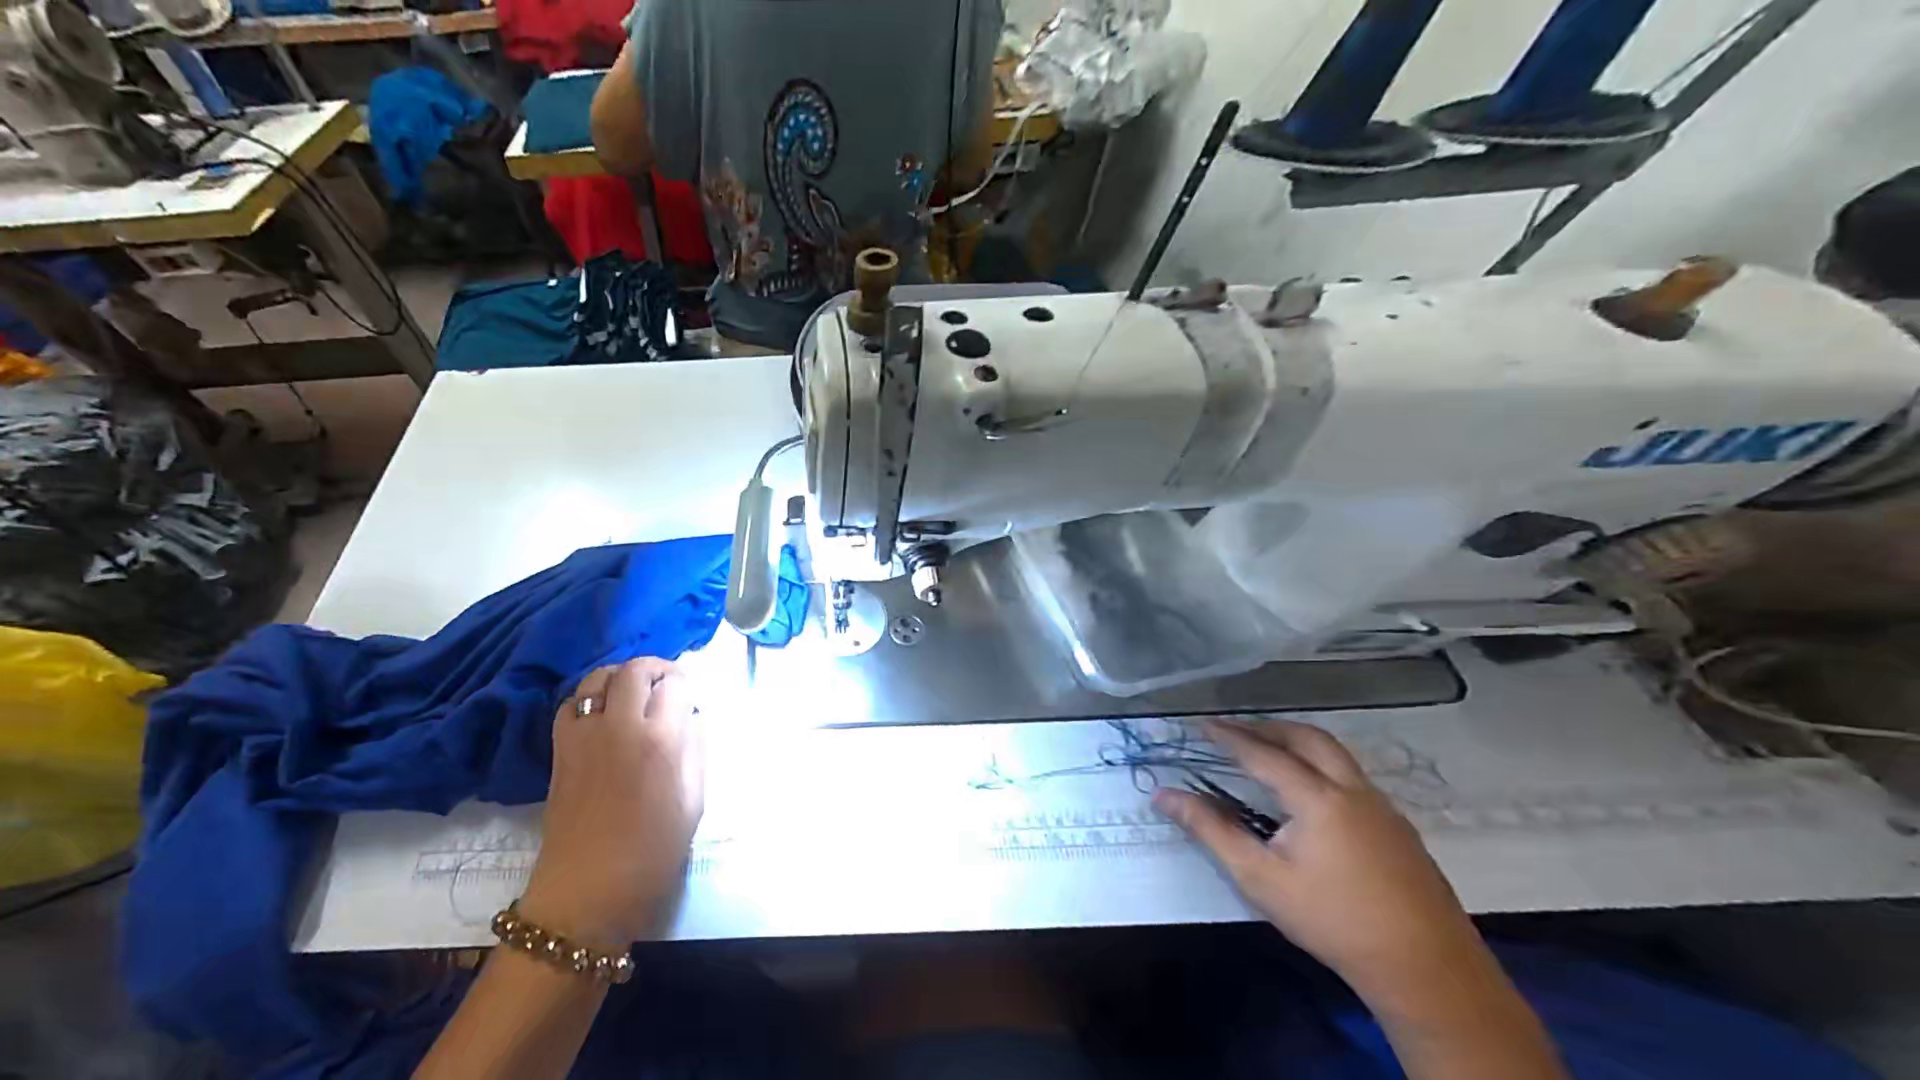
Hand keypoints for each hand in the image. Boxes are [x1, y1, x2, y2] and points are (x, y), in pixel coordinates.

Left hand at [520, 658, 703, 946]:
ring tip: (635, 693)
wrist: (588, 890)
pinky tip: (603, 714)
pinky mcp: (560, 749)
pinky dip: (590, 697)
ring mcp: (584, 735)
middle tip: (668, 686)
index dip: (688, 686)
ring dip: (622, 677)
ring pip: (599, 677)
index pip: (676, 684)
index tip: (692, 701)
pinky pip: (571, 703)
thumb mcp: (695, 799)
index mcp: (661, 739)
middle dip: (657, 669)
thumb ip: (695, 749)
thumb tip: (690, 718)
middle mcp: (620, 726)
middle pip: (636, 670)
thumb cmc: (654, 851)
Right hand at [1153, 720, 1485, 1007]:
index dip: (1230, 737)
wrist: (1425, 968)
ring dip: (1298, 742)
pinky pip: (1352, 775)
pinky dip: (1321, 763)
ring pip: (1336, 753)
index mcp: (1318, 798)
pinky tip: (1310, 791)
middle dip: (1268, 727)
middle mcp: (1352, 789)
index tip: (1202, 725)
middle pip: (1307, 738)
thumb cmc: (1332, 921)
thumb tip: (1165, 796)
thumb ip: (1212, 831)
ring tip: (1269, 751)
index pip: (1263, 754)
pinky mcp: (1398, 826)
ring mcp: (1381, 806)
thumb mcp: (1260, 878)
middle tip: (1236, 731)